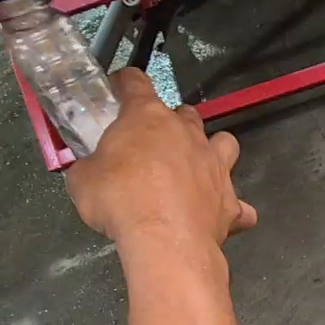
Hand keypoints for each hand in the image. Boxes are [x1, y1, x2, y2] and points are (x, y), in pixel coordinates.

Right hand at [64, 69, 256, 254]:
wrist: (164, 240)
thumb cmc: (119, 200)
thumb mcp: (83, 179)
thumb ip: (92, 166)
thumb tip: (92, 171)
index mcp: (148, 119)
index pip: (137, 85)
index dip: (126, 85)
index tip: (119, 90)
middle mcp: (189, 136)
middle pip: (187, 115)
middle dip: (174, 123)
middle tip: (157, 142)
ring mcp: (216, 167)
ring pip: (226, 144)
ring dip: (214, 151)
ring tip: (199, 168)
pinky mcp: (232, 203)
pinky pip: (241, 205)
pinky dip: (232, 209)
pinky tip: (220, 215)